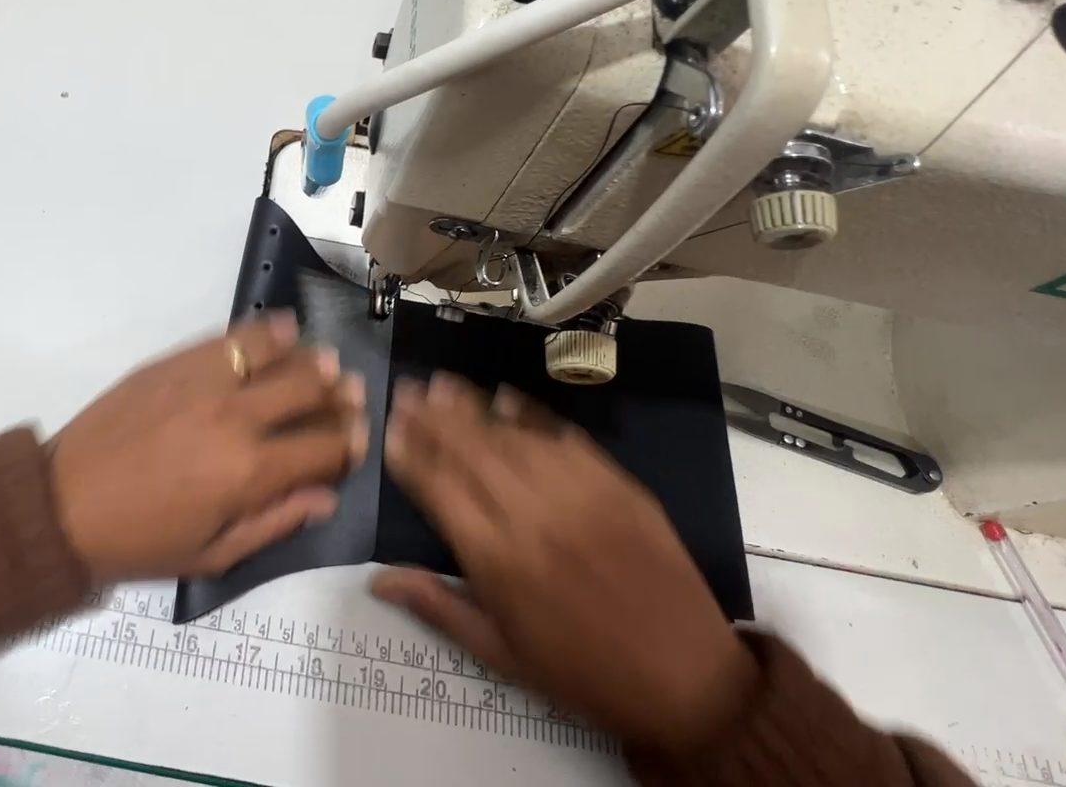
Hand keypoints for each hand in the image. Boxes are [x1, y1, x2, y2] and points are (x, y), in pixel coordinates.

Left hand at [50, 312, 367, 583]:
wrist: (62, 503)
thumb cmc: (140, 540)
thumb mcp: (212, 554)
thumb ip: (276, 522)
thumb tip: (327, 496)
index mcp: (249, 471)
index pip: (324, 447)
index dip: (351, 442)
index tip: (359, 438)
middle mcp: (236, 417)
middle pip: (309, 389)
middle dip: (340, 393)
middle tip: (350, 394)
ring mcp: (203, 381)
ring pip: (275, 352)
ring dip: (309, 356)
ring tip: (323, 361)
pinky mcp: (175, 361)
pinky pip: (230, 337)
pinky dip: (264, 332)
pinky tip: (281, 331)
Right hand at [371, 375, 756, 753]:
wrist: (689, 680)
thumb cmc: (582, 673)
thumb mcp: (501, 655)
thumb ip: (437, 606)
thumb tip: (377, 579)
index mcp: (499, 561)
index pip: (439, 489)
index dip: (410, 455)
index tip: (389, 428)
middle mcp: (534, 517)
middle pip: (470, 451)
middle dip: (432, 418)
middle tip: (406, 390)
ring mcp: (580, 496)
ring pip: (512, 438)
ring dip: (473, 408)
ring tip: (442, 385)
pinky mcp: (618, 486)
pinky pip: (564, 439)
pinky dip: (531, 415)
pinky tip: (505, 397)